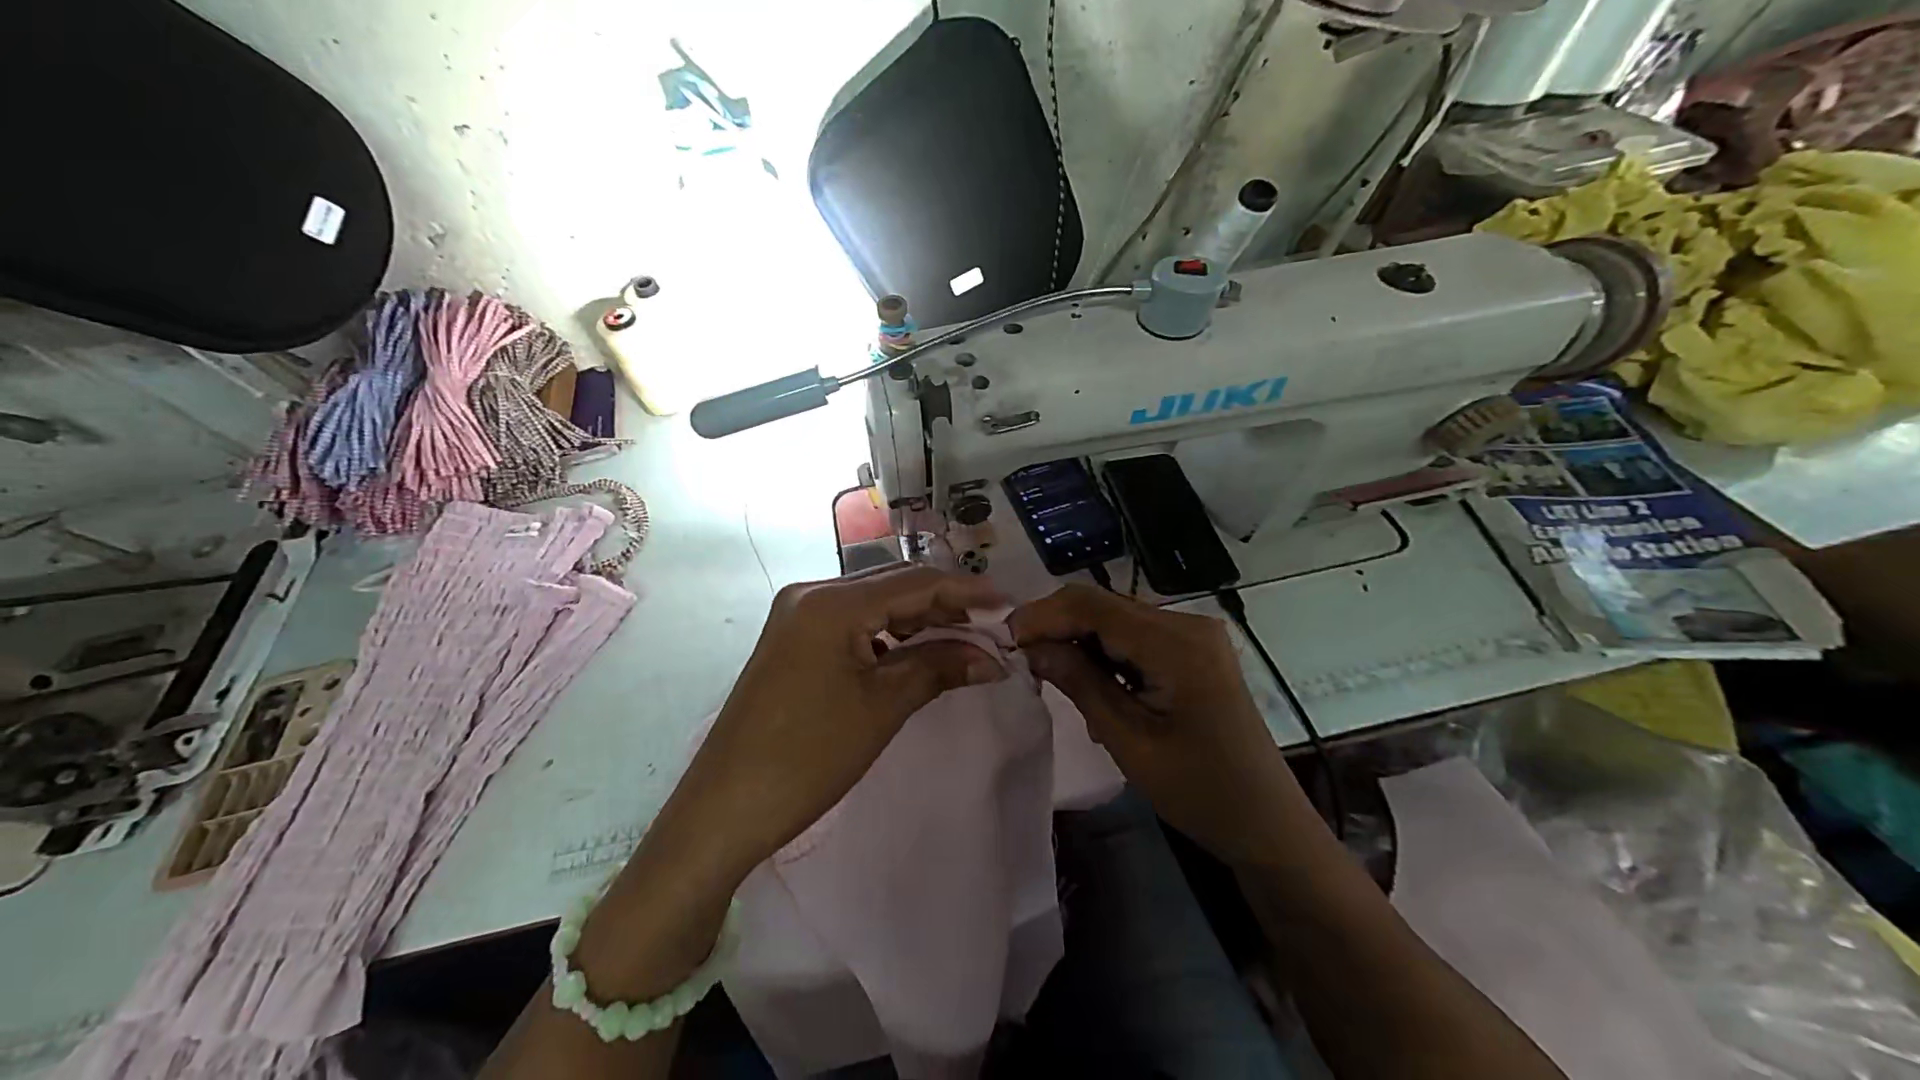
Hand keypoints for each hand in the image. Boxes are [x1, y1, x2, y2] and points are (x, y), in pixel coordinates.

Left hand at [660, 565, 1008, 888]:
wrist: (726, 807)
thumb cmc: (808, 757)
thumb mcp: (882, 707)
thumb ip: (939, 668)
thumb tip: (993, 658)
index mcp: (831, 602)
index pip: (915, 582)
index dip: (967, 593)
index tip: (1010, 605)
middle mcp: (811, 594)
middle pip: (894, 586)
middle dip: (946, 605)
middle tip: (994, 627)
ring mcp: (797, 616)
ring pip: (874, 604)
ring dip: (919, 620)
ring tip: (965, 641)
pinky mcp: (794, 640)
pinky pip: (854, 623)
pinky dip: (889, 634)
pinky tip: (917, 650)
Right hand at [1007, 584, 1306, 864]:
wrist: (1266, 822)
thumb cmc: (1199, 791)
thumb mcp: (1129, 740)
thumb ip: (1079, 683)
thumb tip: (1031, 646)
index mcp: (1177, 643)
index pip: (1093, 605)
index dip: (1043, 615)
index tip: (1005, 641)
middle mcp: (1188, 624)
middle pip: (1104, 606)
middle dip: (1058, 628)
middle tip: (1023, 663)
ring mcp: (1194, 635)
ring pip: (1116, 620)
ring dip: (1080, 643)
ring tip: (1057, 684)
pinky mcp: (1193, 651)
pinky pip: (1135, 638)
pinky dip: (1106, 655)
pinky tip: (1096, 691)